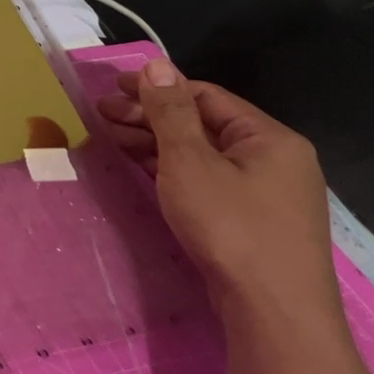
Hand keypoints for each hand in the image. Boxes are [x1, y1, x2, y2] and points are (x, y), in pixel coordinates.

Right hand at [96, 58, 339, 319]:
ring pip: (202, 151)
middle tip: (99, 114)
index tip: (109, 91)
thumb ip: (169, 111)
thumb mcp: (189, 161)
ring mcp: (265, 190)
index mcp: (269, 138)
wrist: (273, 309)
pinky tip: (140, 166)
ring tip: (109, 138)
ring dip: (154, 141)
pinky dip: (171, 167)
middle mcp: (274, 158)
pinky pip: (206, 176)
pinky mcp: (252, 216)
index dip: (155, 89)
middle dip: (149, 115)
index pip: (205, 95)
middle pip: (203, 122)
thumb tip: (157, 64)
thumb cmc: (230, 226)